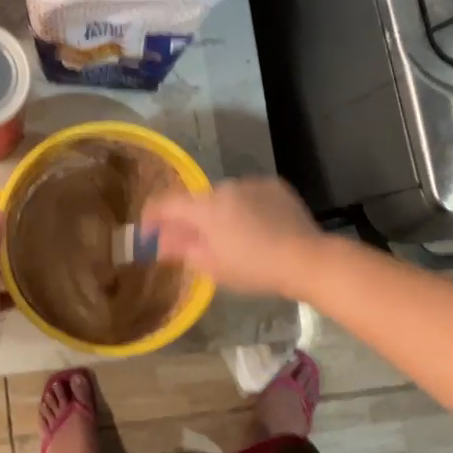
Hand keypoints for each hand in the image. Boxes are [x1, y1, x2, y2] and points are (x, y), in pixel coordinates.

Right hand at [141, 178, 323, 295]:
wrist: (307, 259)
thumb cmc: (254, 268)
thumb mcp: (212, 266)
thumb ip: (181, 249)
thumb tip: (160, 242)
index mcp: (204, 207)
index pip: (167, 204)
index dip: (152, 216)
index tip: (146, 231)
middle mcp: (224, 187)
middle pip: (198, 202)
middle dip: (193, 220)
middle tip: (196, 243)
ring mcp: (251, 184)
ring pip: (226, 198)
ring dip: (222, 214)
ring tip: (235, 239)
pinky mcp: (274, 186)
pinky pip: (250, 196)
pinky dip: (247, 209)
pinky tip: (258, 228)